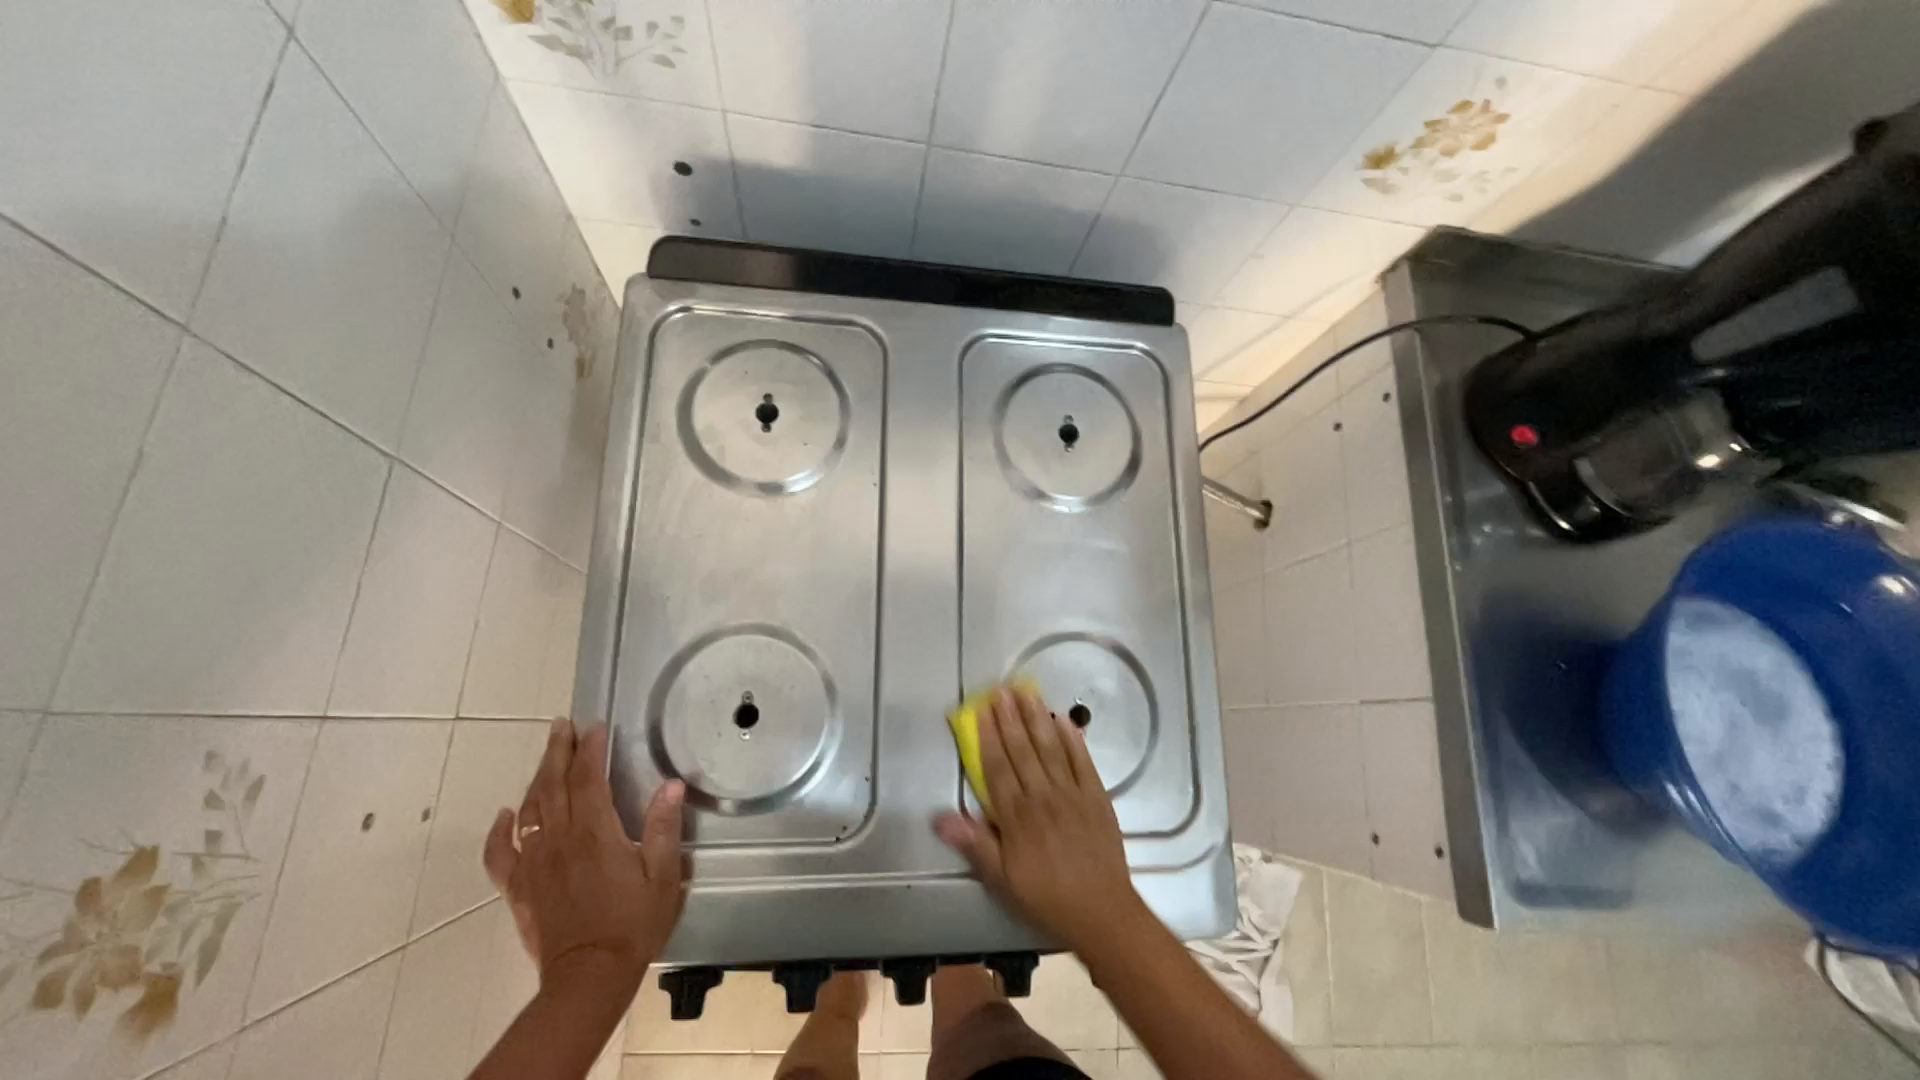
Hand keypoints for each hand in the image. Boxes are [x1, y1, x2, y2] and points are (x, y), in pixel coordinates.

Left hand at [484, 717, 685, 991]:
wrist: (589, 977)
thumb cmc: (633, 924)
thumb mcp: (663, 875)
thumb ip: (663, 828)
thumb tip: (671, 785)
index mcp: (595, 832)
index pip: (588, 778)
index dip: (589, 749)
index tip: (594, 727)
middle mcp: (559, 839)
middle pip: (552, 785)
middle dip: (556, 751)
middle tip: (561, 726)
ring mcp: (533, 863)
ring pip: (529, 809)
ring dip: (536, 778)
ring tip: (545, 755)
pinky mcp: (519, 887)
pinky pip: (500, 853)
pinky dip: (500, 831)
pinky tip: (506, 815)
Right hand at [933, 685, 1150, 952]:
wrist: (1101, 912)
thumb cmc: (1045, 898)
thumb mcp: (1001, 880)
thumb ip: (974, 843)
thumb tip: (938, 817)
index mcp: (1016, 816)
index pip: (997, 767)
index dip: (988, 736)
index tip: (982, 710)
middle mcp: (1042, 797)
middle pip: (1023, 750)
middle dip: (1010, 718)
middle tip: (1002, 690)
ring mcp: (1072, 794)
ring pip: (1051, 748)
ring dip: (1038, 719)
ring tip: (1028, 694)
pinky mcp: (1097, 797)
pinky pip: (1082, 761)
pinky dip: (1073, 740)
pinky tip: (1064, 721)